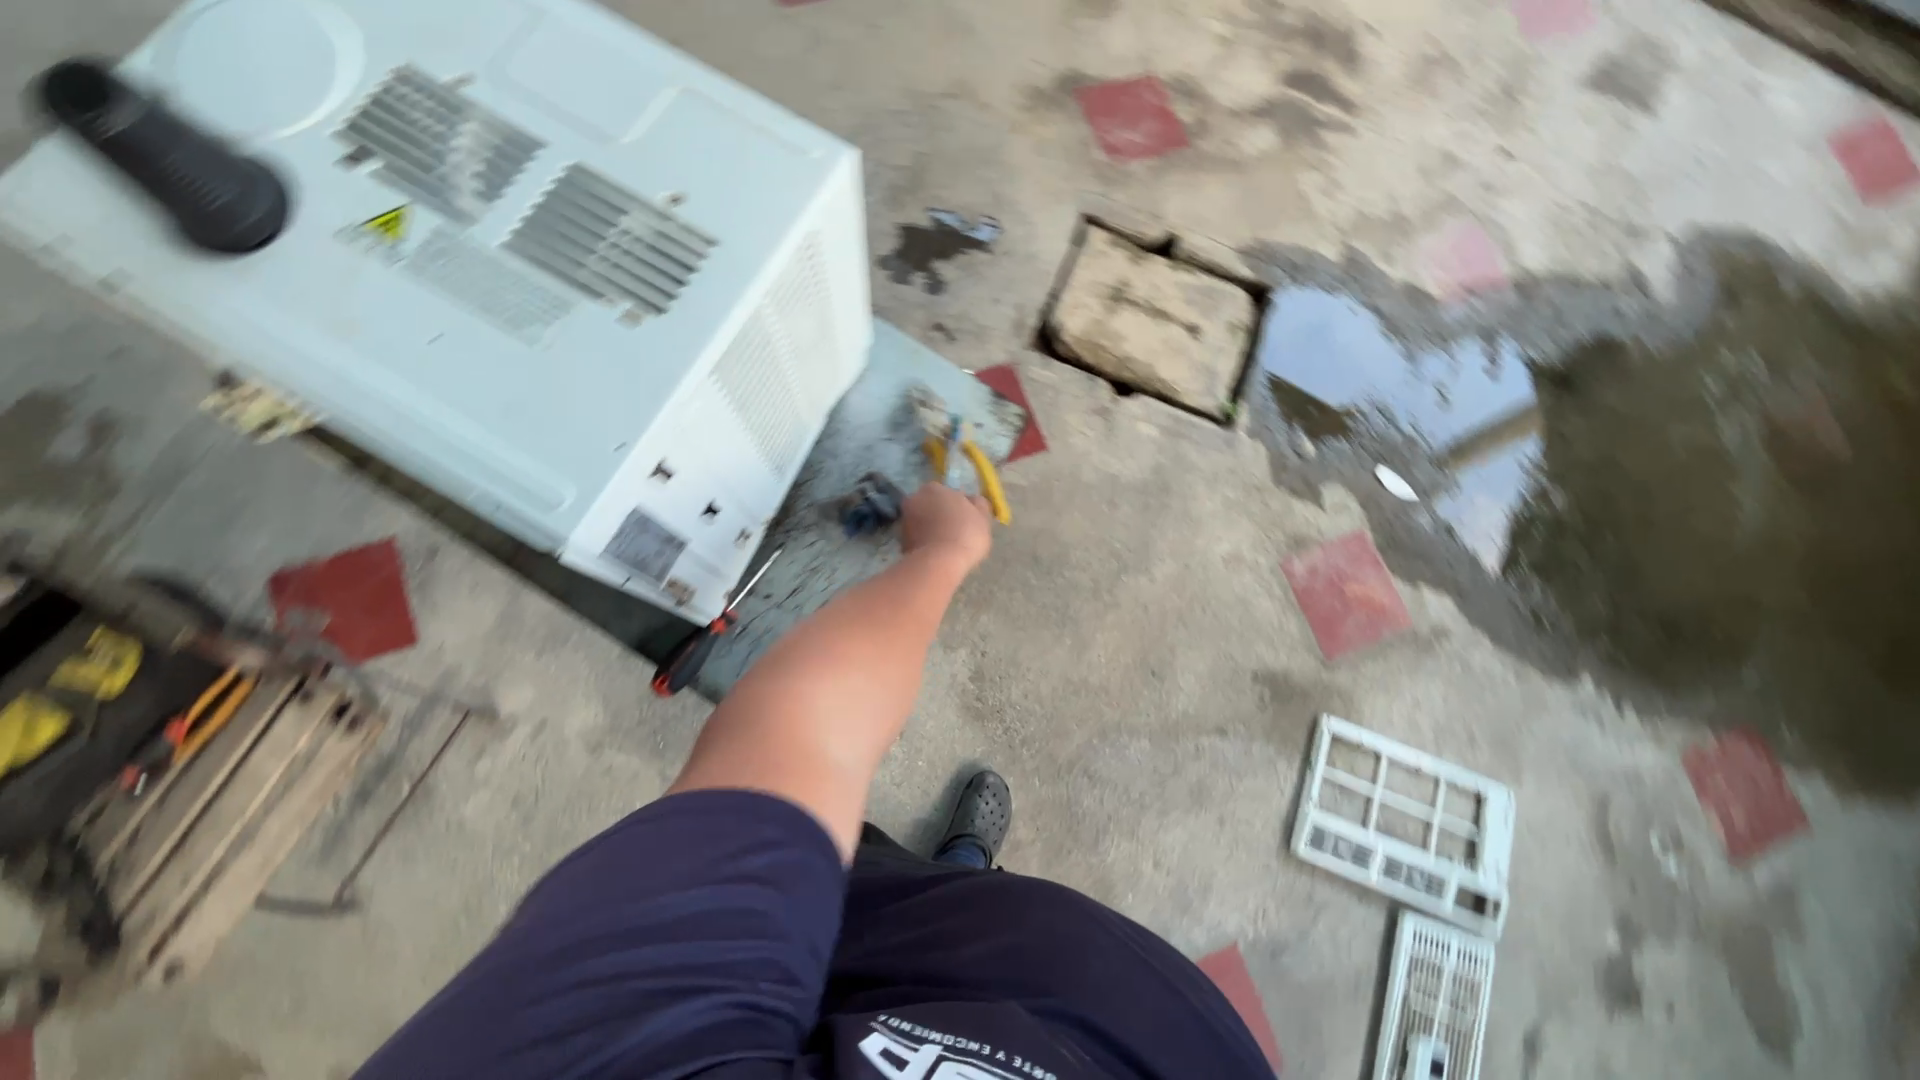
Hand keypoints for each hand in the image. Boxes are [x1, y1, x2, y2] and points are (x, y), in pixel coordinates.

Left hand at [901, 483, 993, 571]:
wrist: (940, 562)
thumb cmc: (965, 533)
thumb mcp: (982, 516)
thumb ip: (977, 504)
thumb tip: (971, 501)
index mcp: (933, 488)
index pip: (945, 493)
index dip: (956, 505)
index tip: (965, 519)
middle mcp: (913, 500)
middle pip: (930, 506)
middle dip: (939, 516)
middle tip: (955, 532)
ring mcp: (904, 522)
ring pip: (921, 523)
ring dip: (930, 530)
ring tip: (946, 545)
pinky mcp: (901, 542)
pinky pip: (917, 540)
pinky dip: (924, 544)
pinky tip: (937, 554)